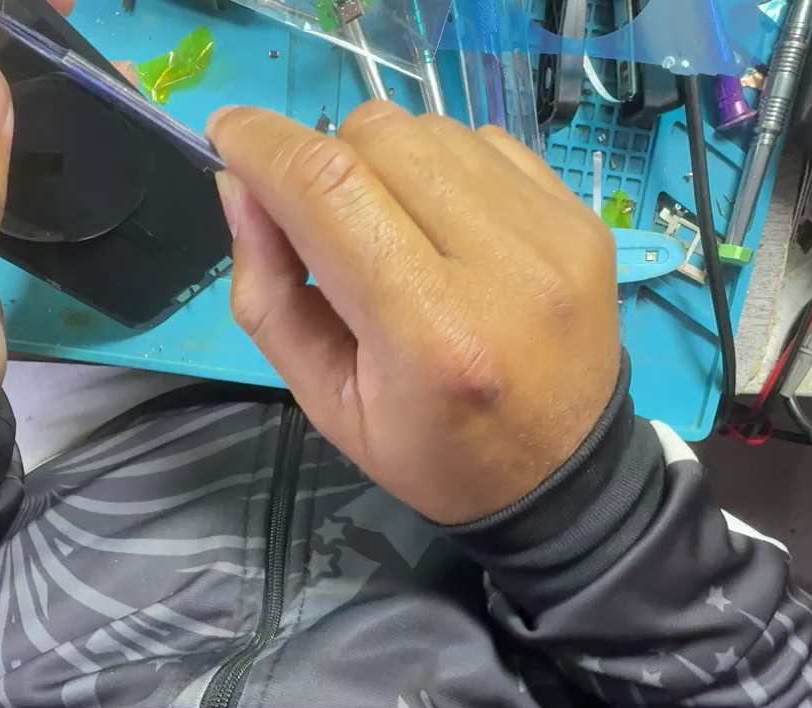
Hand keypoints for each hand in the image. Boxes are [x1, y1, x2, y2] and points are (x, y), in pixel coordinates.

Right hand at [206, 104, 620, 524]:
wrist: (557, 473)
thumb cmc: (435, 453)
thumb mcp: (330, 404)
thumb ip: (270, 299)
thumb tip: (241, 186)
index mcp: (429, 336)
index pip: (329, 190)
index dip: (263, 145)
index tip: (229, 136)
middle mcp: (502, 271)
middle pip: (379, 139)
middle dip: (326, 162)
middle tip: (328, 224)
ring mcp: (554, 237)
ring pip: (433, 131)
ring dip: (387, 165)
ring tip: (397, 235)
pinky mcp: (582, 221)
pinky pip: (486, 145)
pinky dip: (446, 171)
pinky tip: (451, 232)